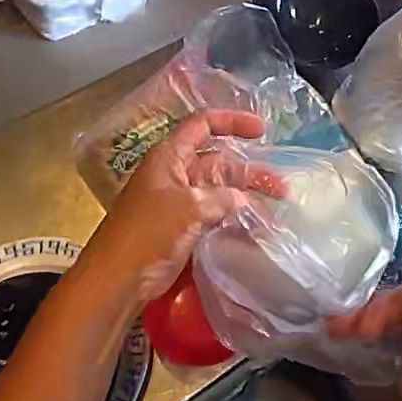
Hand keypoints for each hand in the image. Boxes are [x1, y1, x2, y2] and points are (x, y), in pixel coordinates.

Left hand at [86, 110, 282, 301]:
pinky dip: (235, 220)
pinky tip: (257, 230)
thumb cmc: (148, 233)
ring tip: (276, 213)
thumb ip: (222, 197)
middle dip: (251, 172)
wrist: (119, 278)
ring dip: (247, 199)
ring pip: (221, 192)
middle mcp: (176, 174)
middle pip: (220, 162)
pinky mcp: (184, 228)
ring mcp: (180, 202)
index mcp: (170, 157)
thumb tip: (243, 200)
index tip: (263, 131)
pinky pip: (216, 216)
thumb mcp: (189, 207)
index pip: (203, 125)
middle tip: (282, 189)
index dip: (233, 122)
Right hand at [328, 285, 401, 400]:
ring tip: (337, 337)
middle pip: (400, 304)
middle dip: (365, 312)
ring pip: (398, 319)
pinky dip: (377, 340)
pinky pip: (401, 339)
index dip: (379, 308)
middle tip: (332, 330)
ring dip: (368, 323)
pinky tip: (362, 354)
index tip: (354, 331)